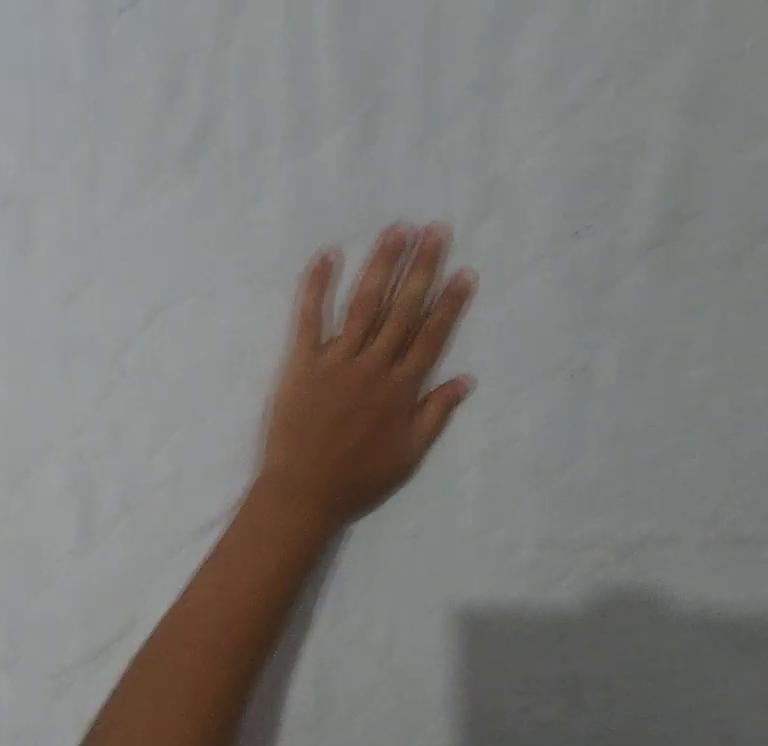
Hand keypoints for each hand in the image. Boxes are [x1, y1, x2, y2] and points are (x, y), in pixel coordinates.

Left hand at [252, 223, 476, 531]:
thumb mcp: (408, 456)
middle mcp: (373, 367)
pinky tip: (327, 255)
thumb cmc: (358, 480)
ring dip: (381, 265)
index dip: (450, 303)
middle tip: (435, 230)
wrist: (303, 493)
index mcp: (401, 389)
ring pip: (364, 304)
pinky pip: (310, 317)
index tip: (464, 271)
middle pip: (402, 309)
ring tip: (397, 230)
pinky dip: (317, 285)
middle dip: (421, 268)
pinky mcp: (302, 363)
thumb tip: (465, 379)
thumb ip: (435, 415)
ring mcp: (336, 361)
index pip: (431, 336)